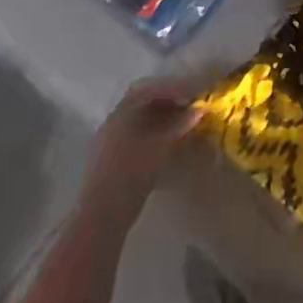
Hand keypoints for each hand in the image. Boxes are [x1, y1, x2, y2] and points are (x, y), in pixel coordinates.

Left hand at [81, 76, 204, 209]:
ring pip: (139, 119)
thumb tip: (200, 110)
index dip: (173, 89)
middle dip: (168, 101)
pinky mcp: (111, 157)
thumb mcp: (160, 146)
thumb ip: (180, 125)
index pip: (149, 89)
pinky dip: (154, 131)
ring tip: (183, 125)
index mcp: (122, 112)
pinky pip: (136, 134)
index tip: (194, 95)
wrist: (102, 213)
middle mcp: (113, 120)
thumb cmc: (132, 172)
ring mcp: (109, 139)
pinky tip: (167, 143)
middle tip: (190, 108)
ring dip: (162, 117)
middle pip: (143, 102)